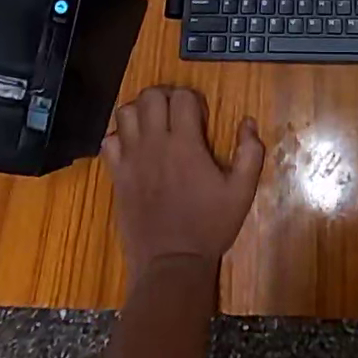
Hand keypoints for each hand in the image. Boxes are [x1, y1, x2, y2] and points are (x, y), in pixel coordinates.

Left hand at [102, 85, 264, 286]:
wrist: (171, 261)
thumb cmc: (210, 225)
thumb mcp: (242, 191)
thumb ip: (250, 153)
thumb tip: (247, 121)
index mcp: (186, 143)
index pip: (182, 96)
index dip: (193, 99)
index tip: (201, 118)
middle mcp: (154, 143)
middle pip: (150, 96)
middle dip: (165, 97)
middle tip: (177, 115)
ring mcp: (131, 159)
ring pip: (125, 112)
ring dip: (140, 112)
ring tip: (154, 126)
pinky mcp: (116, 175)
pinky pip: (108, 141)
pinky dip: (119, 137)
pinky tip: (134, 149)